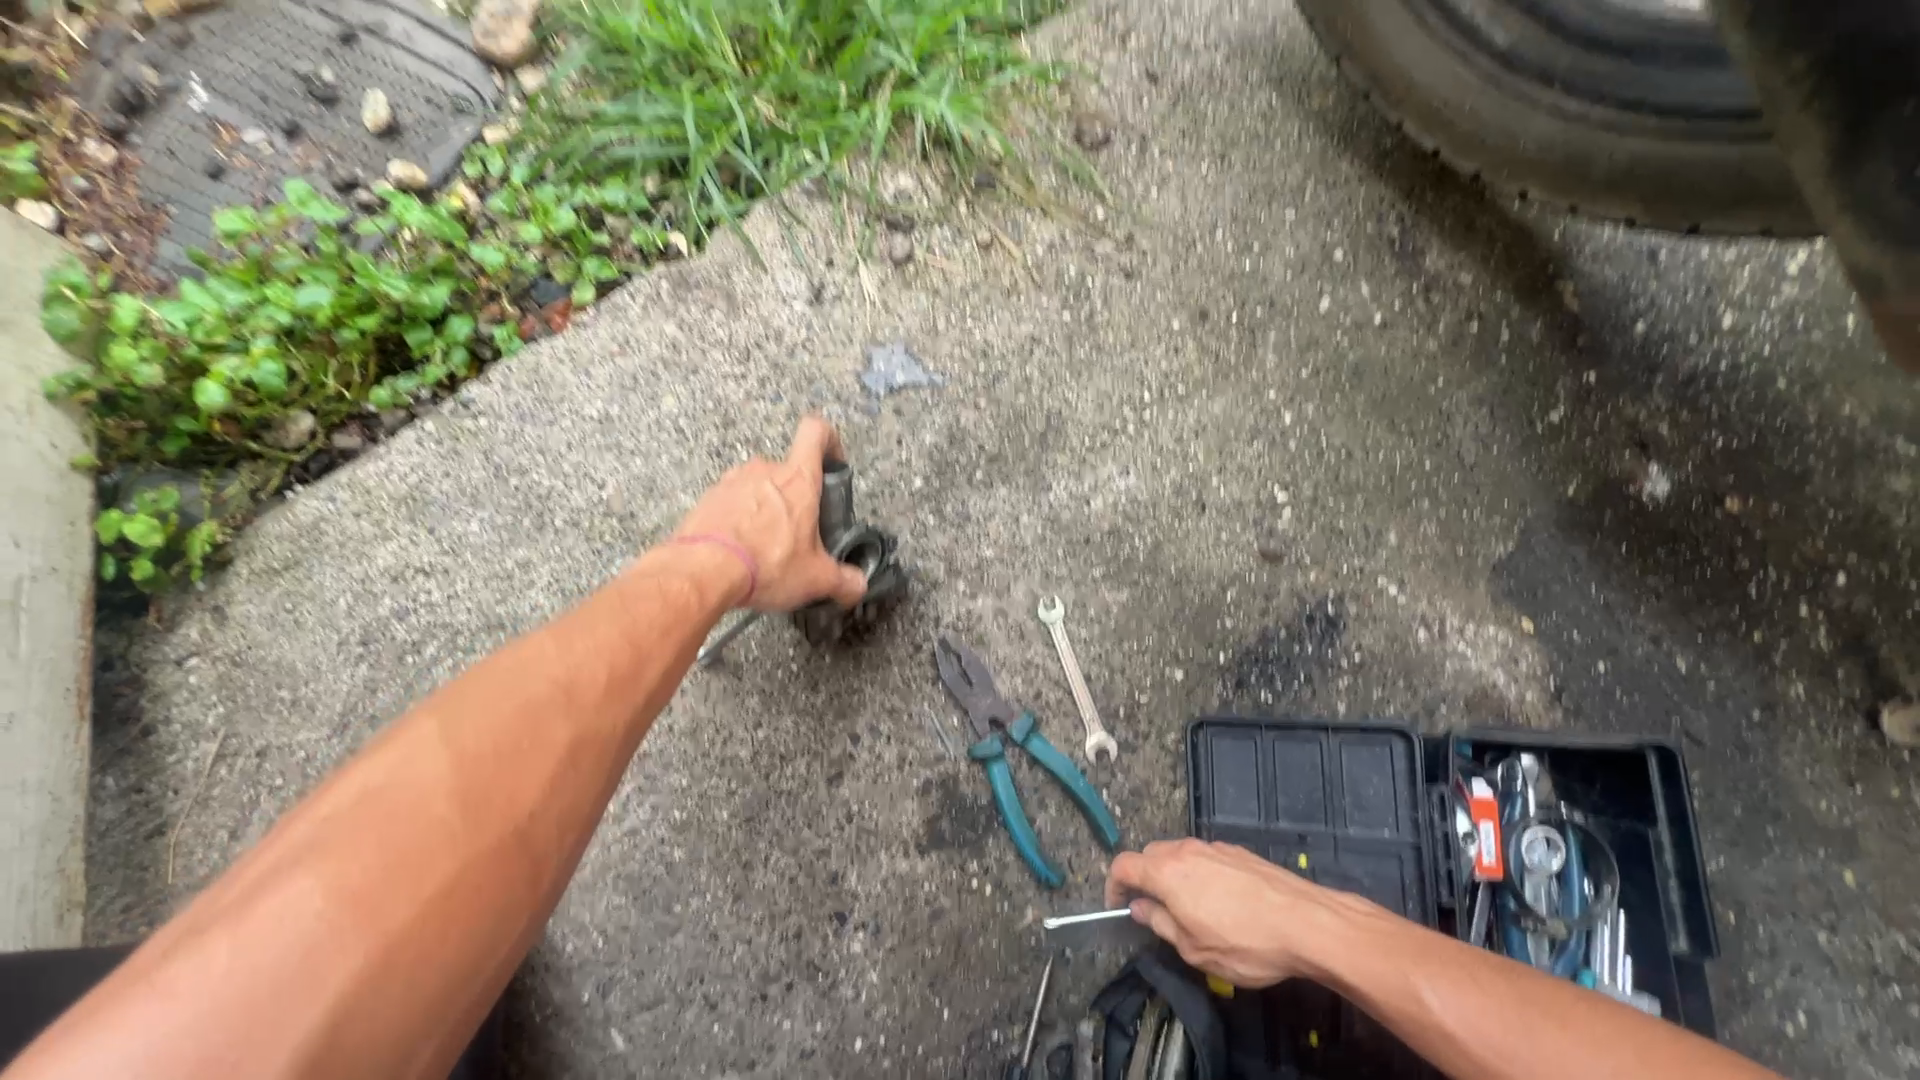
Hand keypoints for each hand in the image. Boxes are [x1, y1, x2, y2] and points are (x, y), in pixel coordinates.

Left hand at [672, 417, 868, 613]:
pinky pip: (731, 502)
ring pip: (758, 486)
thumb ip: (843, 580)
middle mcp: (764, 471)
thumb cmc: (764, 563)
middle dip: (796, 497)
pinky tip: (741, 551)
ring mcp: (732, 482)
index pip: (815, 433)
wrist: (702, 572)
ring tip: (767, 545)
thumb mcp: (815, 578)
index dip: (828, 441)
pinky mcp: (708, 499)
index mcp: (798, 480)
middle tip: (800, 529)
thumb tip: (857, 585)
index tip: (832, 463)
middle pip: (787, 469)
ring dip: (766, 508)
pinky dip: (739, 521)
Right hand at [1105, 839, 1359, 987]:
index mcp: (1167, 872)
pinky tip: (1221, 903)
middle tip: (1153, 911)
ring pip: (1179, 854)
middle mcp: (1186, 851)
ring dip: (1172, 875)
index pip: (1123, 865)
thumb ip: (1161, 924)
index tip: (1119, 907)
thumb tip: (1141, 908)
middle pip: (1150, 855)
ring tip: (1188, 909)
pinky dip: (1199, 874)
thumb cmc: (1245, 943)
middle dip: (1144, 879)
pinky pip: (1206, 858)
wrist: (1307, 923)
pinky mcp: (1239, 853)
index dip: (1113, 886)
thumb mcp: (1193, 949)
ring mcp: (1215, 848)